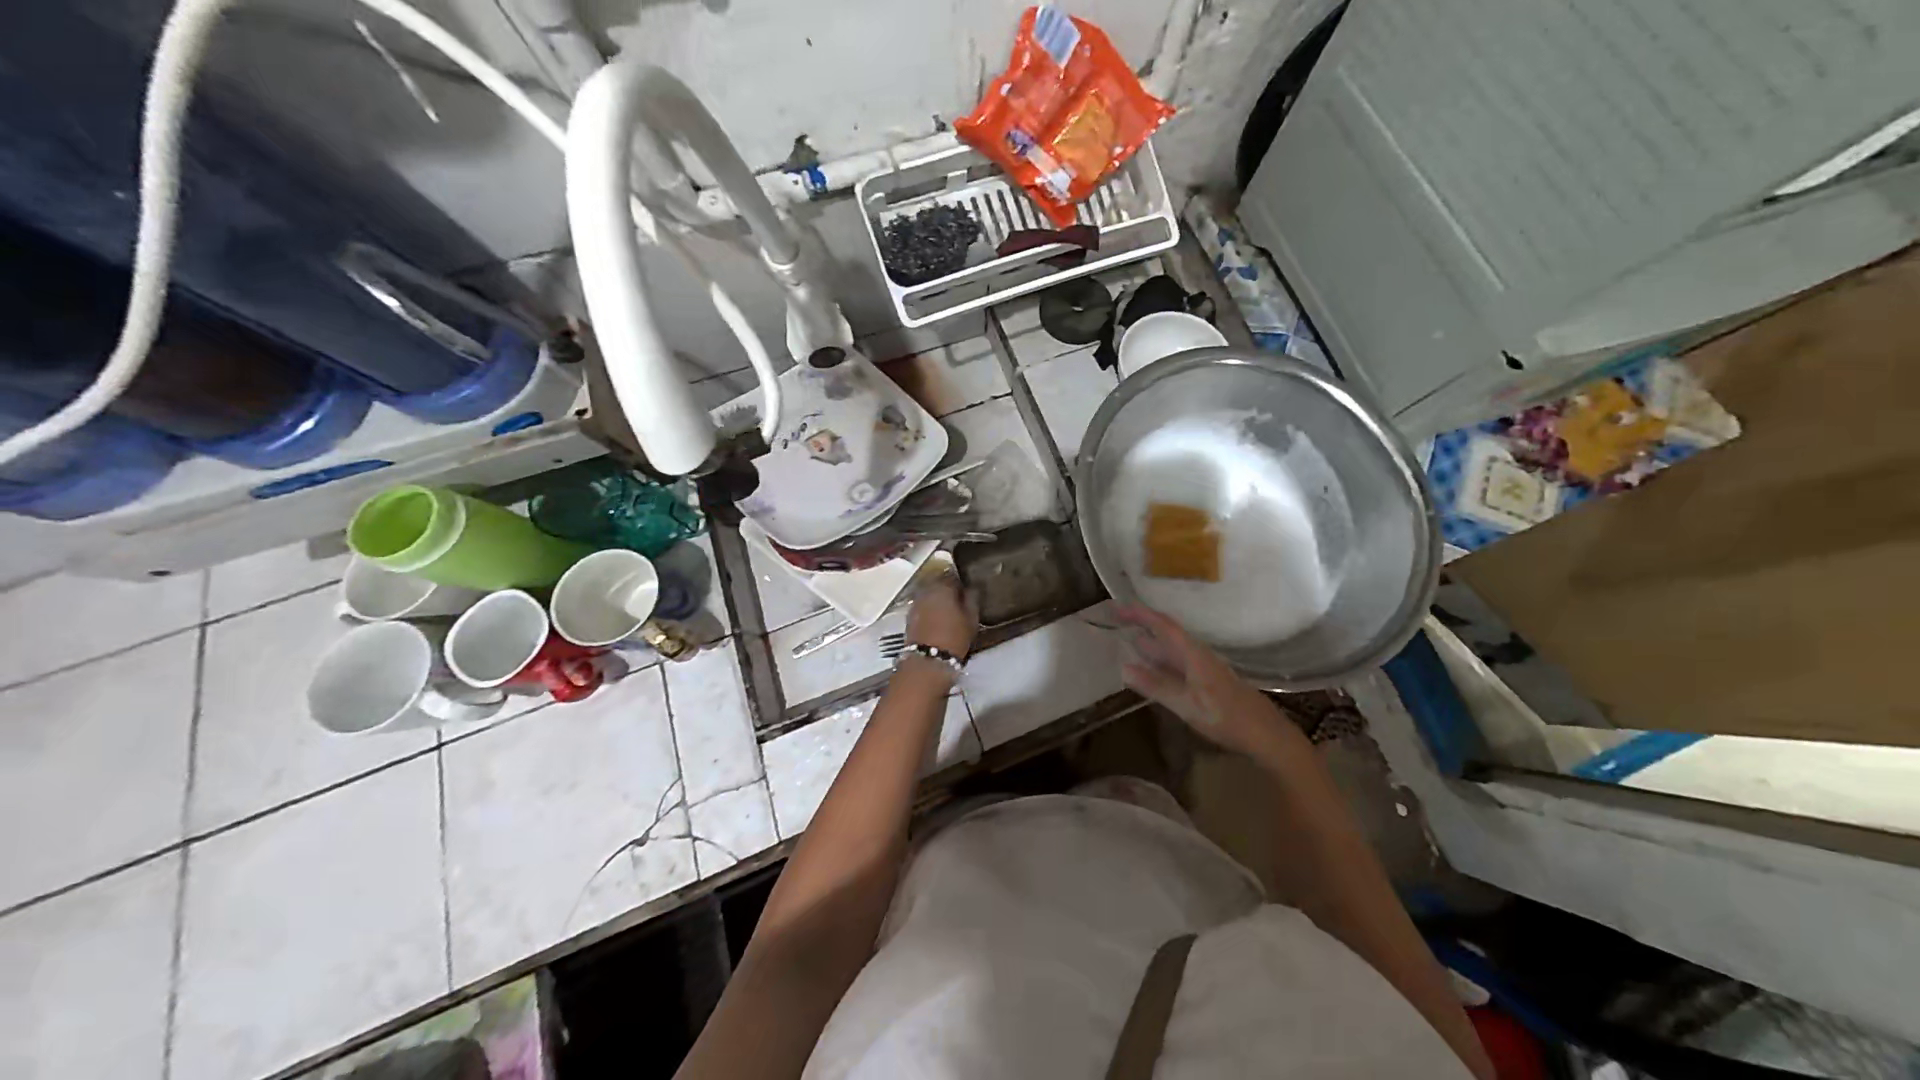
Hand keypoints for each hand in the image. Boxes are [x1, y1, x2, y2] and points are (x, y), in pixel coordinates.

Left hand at [905, 573, 976, 658]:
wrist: (928, 661)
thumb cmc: (954, 638)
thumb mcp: (971, 619)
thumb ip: (972, 599)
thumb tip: (971, 588)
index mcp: (942, 587)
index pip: (953, 575)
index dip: (961, 581)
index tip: (968, 589)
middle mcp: (926, 590)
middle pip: (938, 583)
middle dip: (947, 588)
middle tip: (959, 599)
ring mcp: (915, 602)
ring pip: (929, 593)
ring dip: (937, 598)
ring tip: (948, 609)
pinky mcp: (909, 615)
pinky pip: (922, 605)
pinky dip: (929, 607)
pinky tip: (937, 617)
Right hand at [1114, 604, 1300, 760]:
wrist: (1265, 734)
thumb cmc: (1226, 718)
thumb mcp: (1186, 705)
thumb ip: (1156, 686)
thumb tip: (1124, 668)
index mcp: (1193, 654)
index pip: (1164, 625)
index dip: (1141, 614)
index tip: (1118, 606)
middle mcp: (1197, 655)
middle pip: (1167, 633)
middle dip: (1142, 623)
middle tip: (1115, 620)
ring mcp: (1202, 668)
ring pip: (1171, 648)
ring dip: (1149, 641)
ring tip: (1125, 638)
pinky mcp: (1205, 680)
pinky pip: (1175, 662)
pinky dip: (1158, 659)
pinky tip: (1149, 667)